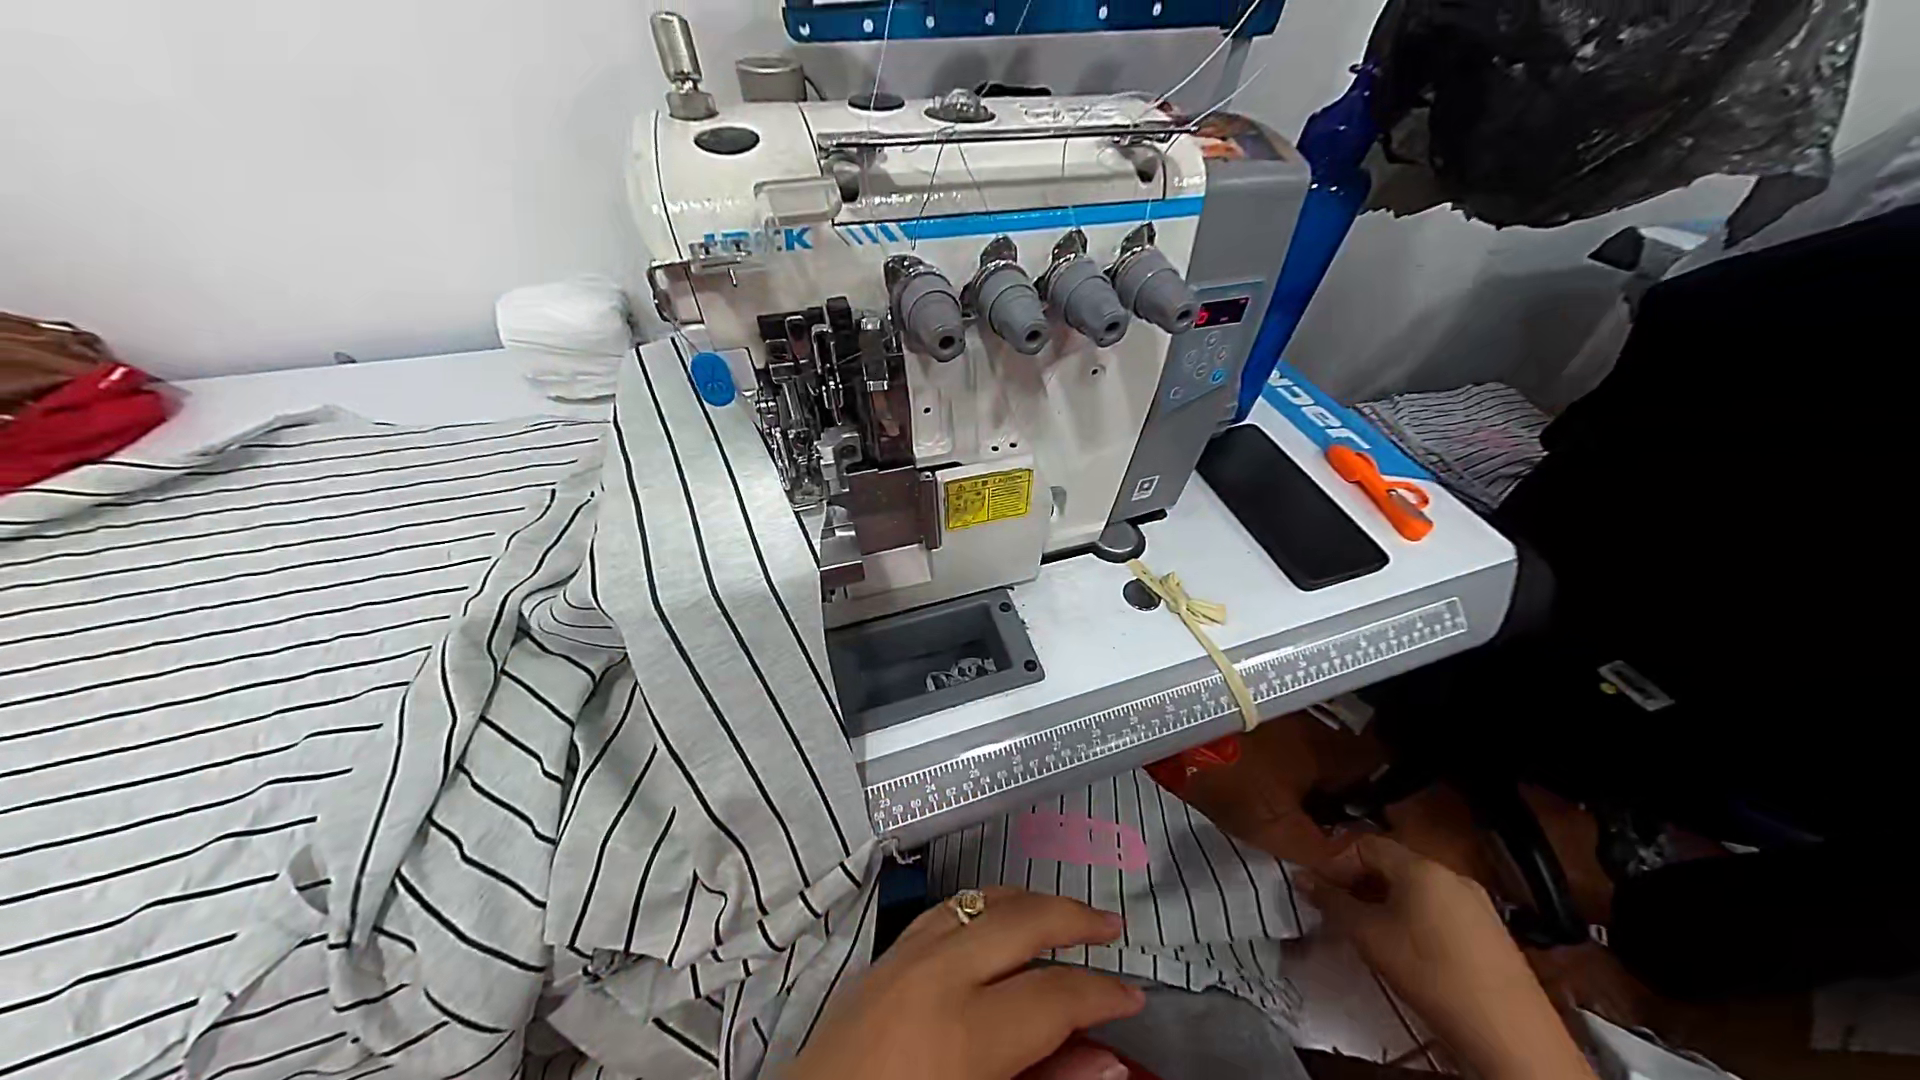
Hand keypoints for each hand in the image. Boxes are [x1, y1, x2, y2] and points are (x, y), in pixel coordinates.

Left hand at [786, 888, 1145, 1079]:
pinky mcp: (886, 954)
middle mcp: (934, 975)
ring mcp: (905, 955)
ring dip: (1030, 901)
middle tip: (1110, 928)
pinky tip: (1000, 912)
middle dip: (1074, 917)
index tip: (1130, 996)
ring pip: (983, 900)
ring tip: (1065, 914)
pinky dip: (986, 903)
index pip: (1053, 993)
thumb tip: (1107, 1062)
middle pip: (1021, 919)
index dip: (1101, 992)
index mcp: (960, 1031)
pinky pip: (947, 908)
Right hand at [1302, 836, 1596, 1079]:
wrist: (1510, 1035)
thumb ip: (1332, 902)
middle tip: (1342, 912)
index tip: (1322, 892)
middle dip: (1360, 884)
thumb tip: (1304, 880)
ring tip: (1372, 933)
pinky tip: (1411, 951)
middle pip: (1392, 865)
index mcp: (1421, 867)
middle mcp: (1452, 875)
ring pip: (1417, 889)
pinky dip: (1416, 918)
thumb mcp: (1368, 935)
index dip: (1337, 864)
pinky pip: (1441, 909)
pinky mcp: (1493, 932)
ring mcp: (1478, 904)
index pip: (1366, 844)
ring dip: (1386, 902)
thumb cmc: (1429, 972)